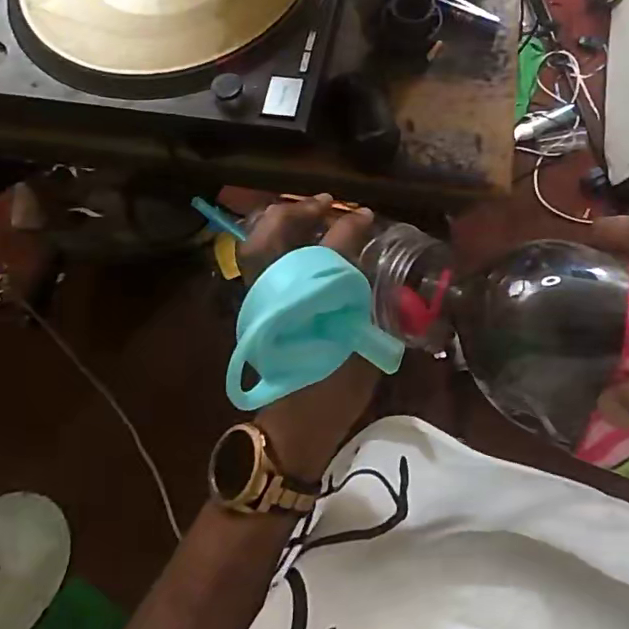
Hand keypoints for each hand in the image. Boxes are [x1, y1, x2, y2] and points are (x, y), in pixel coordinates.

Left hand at [235, 195, 380, 476]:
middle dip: (298, 212)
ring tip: (311, 210)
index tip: (365, 216)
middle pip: (269, 239)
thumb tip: (373, 268)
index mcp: (303, 306)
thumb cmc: (331, 393)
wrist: (295, 425)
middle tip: (328, 203)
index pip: (321, 255)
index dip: (345, 231)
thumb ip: (366, 305)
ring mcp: (258, 299)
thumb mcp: (361, 348)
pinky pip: (259, 260)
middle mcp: (272, 296)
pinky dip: (276, 240)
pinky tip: (299, 238)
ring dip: (282, 221)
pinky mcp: (256, 305)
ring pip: (255, 245)